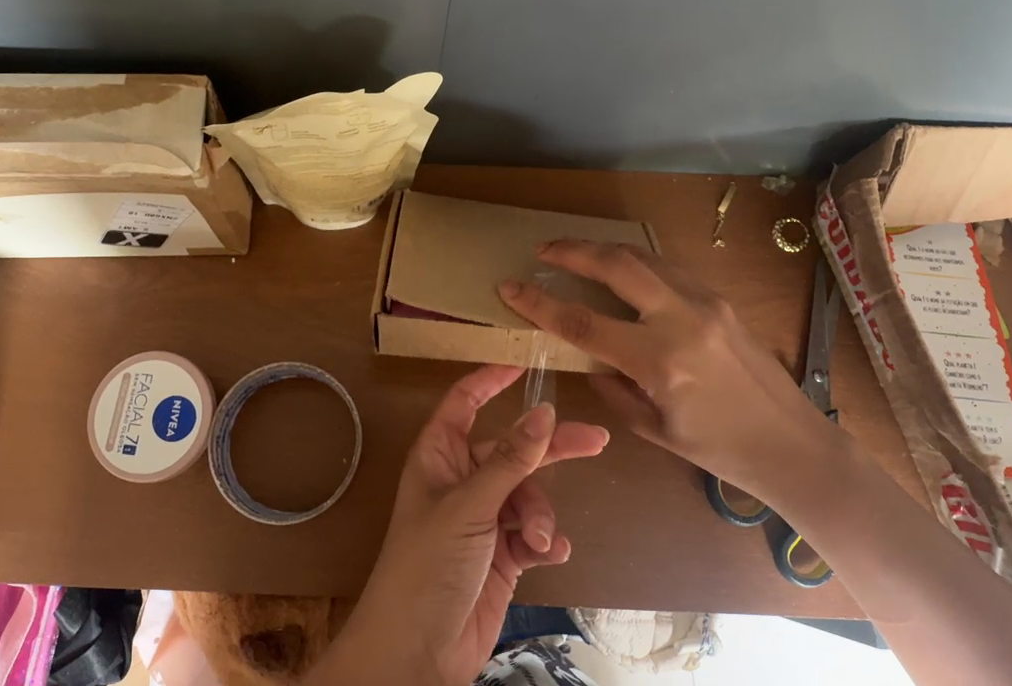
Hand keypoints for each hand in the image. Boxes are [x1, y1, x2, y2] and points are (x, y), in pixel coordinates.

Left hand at [312, 365, 607, 685]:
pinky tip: (548, 554)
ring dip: (540, 515)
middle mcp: (460, 481)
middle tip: (594, 441)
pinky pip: (532, 533)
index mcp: (438, 457)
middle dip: (548, 450)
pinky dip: (544, 541)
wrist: (417, 649)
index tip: (523, 362)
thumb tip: (544, 412)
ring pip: (527, 495)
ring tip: (538, 539)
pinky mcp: (500, 555)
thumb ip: (510, 461)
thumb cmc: (427, 566)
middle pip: (511, 450)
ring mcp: (481, 519)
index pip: (463, 403)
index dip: (489, 380)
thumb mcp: (469, 507)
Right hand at [498, 239, 834, 497]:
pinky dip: (635, 262)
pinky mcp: (720, 298)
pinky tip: (620, 269)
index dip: (539, 303)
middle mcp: (682, 319)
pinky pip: (668, 269)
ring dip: (603, 250)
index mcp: (661, 361)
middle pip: (616, 264)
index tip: (509, 287)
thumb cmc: (720, 450)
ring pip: (643, 257)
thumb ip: (613, 387)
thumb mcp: (653, 428)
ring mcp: (706, 302)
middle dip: (572, 251)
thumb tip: (588, 356)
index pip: (583, 322)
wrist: (793, 444)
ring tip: (573, 252)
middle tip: (542, 251)